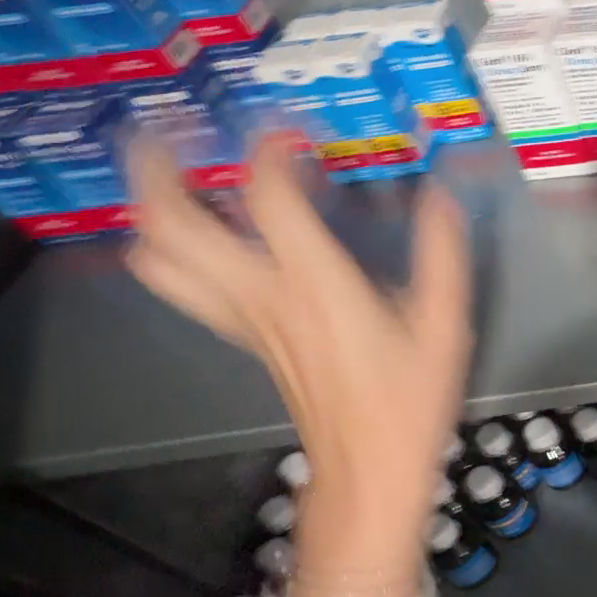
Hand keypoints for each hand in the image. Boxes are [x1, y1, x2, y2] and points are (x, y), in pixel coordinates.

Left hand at [125, 133, 471, 596]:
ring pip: (158, 255)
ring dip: (151, 207)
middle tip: (178, 132)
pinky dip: (172, 247)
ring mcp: (242, 318)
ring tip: (175, 174)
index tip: (291, 128)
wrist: (368, 468)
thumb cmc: (410, 397)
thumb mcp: (445, 324)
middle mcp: (263, 294)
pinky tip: (203, 234)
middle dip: (160, 167)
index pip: (269, 196)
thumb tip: (441, 196)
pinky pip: (180, 283)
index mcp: (316, 284)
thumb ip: (441, 255)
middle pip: (172, 220)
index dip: (271, 150)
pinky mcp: (241, 336)